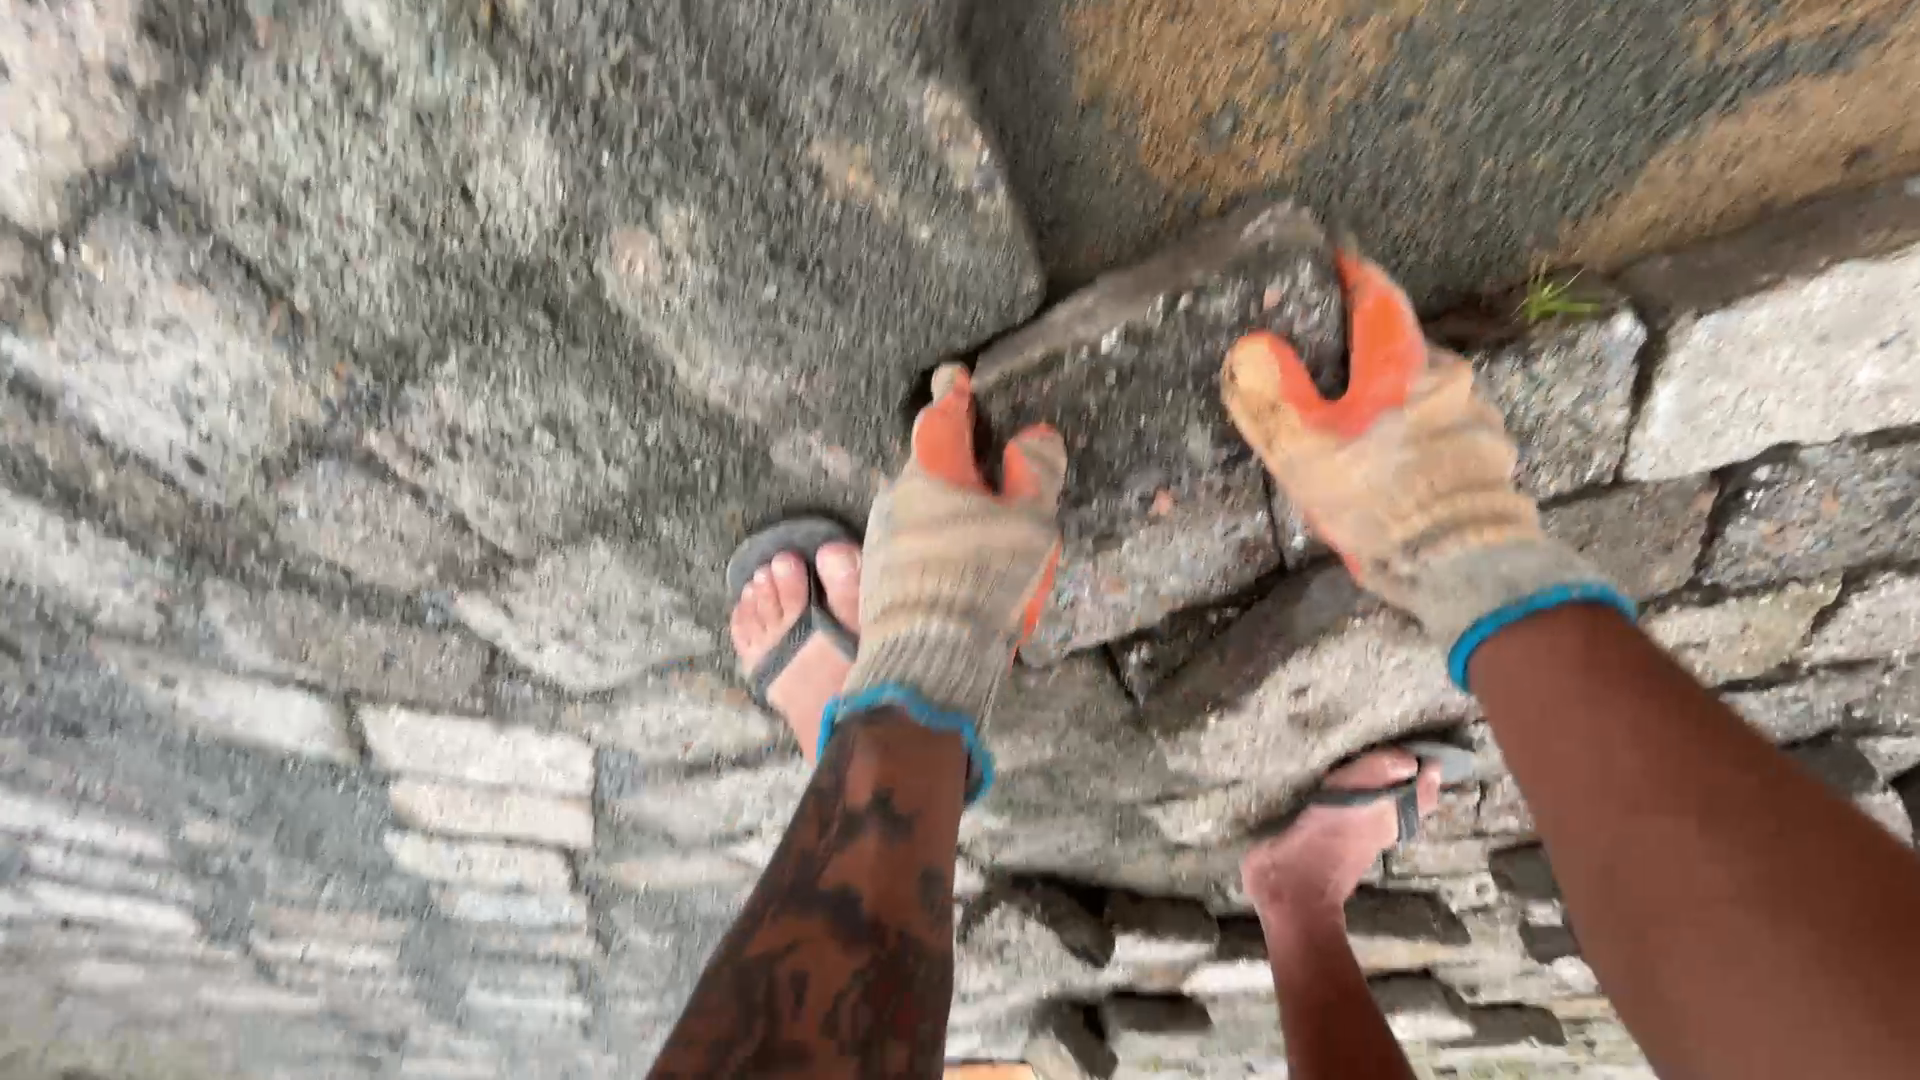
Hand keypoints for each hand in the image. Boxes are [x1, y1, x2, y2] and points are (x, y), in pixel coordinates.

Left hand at [833, 363, 1066, 792]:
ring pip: (922, 509)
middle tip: (995, 485)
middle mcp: (896, 497)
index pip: (943, 418)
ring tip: (986, 543)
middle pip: (932, 468)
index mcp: (931, 474)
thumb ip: (1035, 474)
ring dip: (950, 513)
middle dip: (960, 469)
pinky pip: (912, 545)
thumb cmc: (983, 580)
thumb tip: (1035, 437)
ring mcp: (881, 537)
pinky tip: (963, 574)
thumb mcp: (1029, 525)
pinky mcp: (877, 575)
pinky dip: (938, 547)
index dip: (954, 394)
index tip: (955, 376)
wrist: (926, 657)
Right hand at [1222, 252, 1629, 684]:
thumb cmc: (1375, 497)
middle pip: (1400, 348)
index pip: (1378, 298)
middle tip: (1327, 375)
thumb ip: (1274, 394)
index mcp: (1402, 365)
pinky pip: (1442, 427)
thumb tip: (1250, 347)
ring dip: (1392, 398)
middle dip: (1365, 354)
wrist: (1457, 563)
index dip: (1354, 276)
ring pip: (1423, 390)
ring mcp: (1476, 416)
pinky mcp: (1488, 455)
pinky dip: (1415, 433)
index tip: (1336, 262)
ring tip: (1357, 430)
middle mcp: (1449, 377)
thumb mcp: (1304, 448)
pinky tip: (1393, 464)